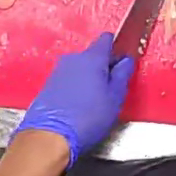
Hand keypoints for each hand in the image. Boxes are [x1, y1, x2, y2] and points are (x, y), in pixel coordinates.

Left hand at [14, 33, 135, 163]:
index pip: (106, 39)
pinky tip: (79, 106)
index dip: (117, 48)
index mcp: (92, 57)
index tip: (122, 63)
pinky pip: (68, 80)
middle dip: (103, 67)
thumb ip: (122, 75)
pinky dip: (76, 87)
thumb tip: (126, 60)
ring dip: (88, 78)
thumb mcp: (115, 97)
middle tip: (112, 88)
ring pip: (79, 68)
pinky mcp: (48, 85)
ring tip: (95, 101)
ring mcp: (58, 71)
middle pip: (92, 55)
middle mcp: (73, 59)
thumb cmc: (88, 117)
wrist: (50, 136)